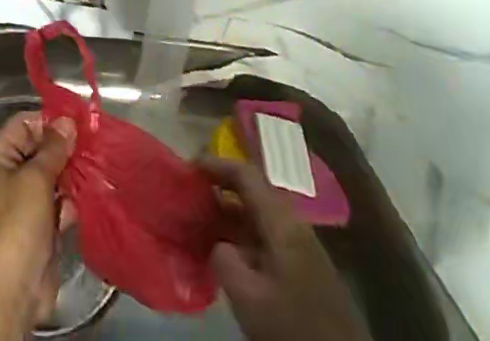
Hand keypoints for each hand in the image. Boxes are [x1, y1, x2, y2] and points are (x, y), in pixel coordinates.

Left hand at [0, 112, 77, 340]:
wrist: (14, 286)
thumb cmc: (17, 223)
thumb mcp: (35, 179)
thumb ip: (53, 149)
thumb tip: (67, 121)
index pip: (23, 124)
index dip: (48, 120)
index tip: (79, 121)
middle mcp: (9, 174)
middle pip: (40, 150)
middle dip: (66, 147)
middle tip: (96, 142)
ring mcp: (26, 200)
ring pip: (53, 176)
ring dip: (74, 173)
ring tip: (100, 165)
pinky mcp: (42, 224)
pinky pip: (60, 202)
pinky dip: (74, 199)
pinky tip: (95, 193)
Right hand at [198, 156, 365, 340]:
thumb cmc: (293, 325)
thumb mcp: (247, 296)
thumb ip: (223, 259)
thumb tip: (217, 243)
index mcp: (282, 224)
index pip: (246, 175)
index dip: (215, 165)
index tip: (187, 168)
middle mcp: (294, 226)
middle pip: (253, 192)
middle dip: (218, 188)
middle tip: (188, 195)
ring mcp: (301, 246)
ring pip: (258, 214)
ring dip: (228, 212)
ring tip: (198, 221)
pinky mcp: (302, 266)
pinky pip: (265, 234)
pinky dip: (240, 232)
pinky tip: (224, 249)